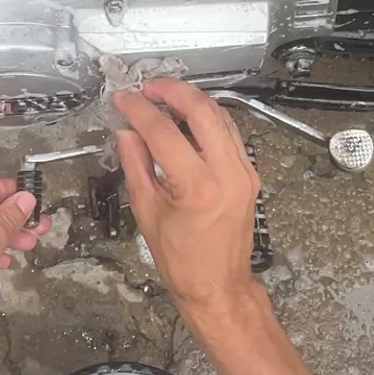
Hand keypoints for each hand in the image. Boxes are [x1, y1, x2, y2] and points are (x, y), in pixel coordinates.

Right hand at [113, 79, 262, 319]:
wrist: (219, 286)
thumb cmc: (185, 262)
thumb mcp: (147, 212)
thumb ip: (136, 165)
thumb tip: (127, 133)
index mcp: (198, 187)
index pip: (163, 131)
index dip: (139, 110)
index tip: (124, 100)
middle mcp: (227, 174)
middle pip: (201, 109)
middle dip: (172, 90)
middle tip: (148, 87)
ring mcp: (243, 172)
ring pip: (220, 115)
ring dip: (191, 99)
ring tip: (164, 97)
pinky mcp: (249, 173)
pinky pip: (229, 132)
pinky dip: (207, 118)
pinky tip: (187, 118)